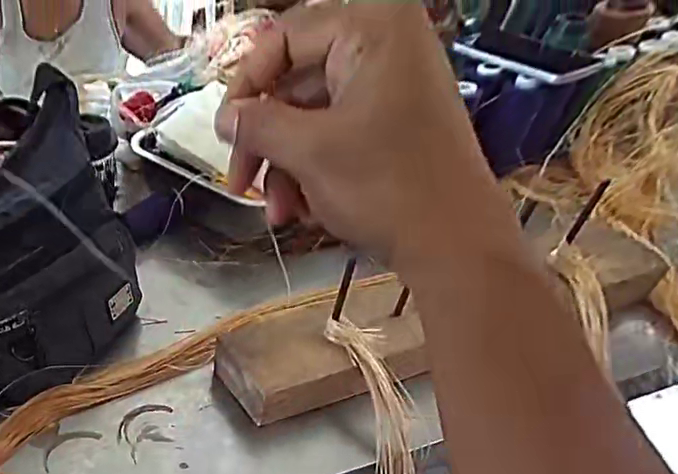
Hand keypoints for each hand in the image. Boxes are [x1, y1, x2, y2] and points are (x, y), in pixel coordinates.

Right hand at [212, 1, 507, 264]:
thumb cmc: (384, 187)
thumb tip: (225, 118)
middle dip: (268, 146)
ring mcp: (393, 90)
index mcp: (370, 27)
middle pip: (297, 86)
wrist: (453, 241)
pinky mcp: (397, 129)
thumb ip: (260, 127)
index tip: (224, 138)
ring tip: (282, 216)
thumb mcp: (311, 153)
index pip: (283, 39)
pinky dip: (317, 176)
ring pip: (315, 122)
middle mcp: (385, 46)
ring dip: (288, 171)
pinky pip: (340, 140)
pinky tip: (311, 214)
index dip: (245, 89)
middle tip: (242, 189)